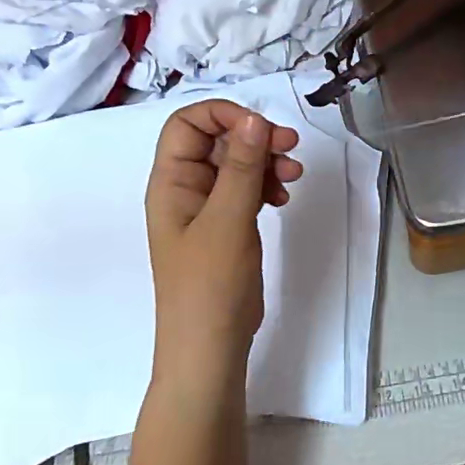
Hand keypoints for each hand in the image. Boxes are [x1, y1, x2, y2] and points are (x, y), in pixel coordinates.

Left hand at [145, 101, 302, 376]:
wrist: (210, 349)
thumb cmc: (210, 286)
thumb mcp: (228, 222)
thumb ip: (242, 168)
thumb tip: (255, 119)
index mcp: (171, 182)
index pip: (188, 124)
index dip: (224, 116)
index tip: (263, 128)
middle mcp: (185, 189)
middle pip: (217, 141)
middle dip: (254, 138)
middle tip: (291, 147)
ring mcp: (206, 209)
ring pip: (236, 165)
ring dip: (265, 162)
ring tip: (293, 176)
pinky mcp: (227, 227)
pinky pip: (245, 190)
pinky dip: (266, 185)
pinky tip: (283, 197)